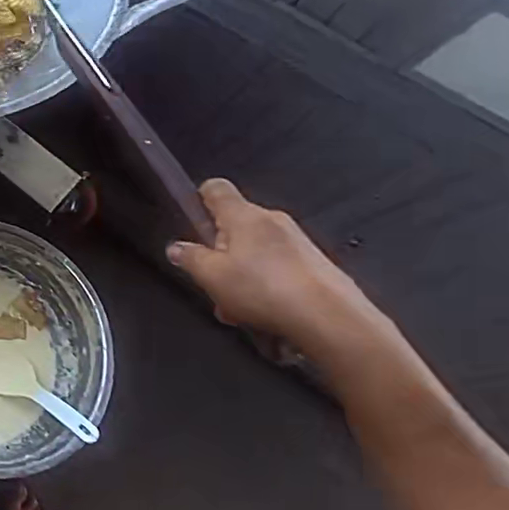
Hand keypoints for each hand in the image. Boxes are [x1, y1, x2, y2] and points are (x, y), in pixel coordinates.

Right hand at [166, 179, 388, 354]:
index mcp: (244, 216)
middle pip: (233, 227)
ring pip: (254, 253)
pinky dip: (264, 287)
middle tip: (211, 280)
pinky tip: (261, 314)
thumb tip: (177, 248)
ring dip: (239, 275)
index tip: (190, 222)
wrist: (331, 320)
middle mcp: (273, 221)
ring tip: (236, 308)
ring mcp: (298, 243)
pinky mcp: (315, 266)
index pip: (215, 189)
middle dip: (218, 253)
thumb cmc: (264, 290)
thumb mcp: (209, 275)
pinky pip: (277, 269)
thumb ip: (188, 258)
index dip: (198, 200)